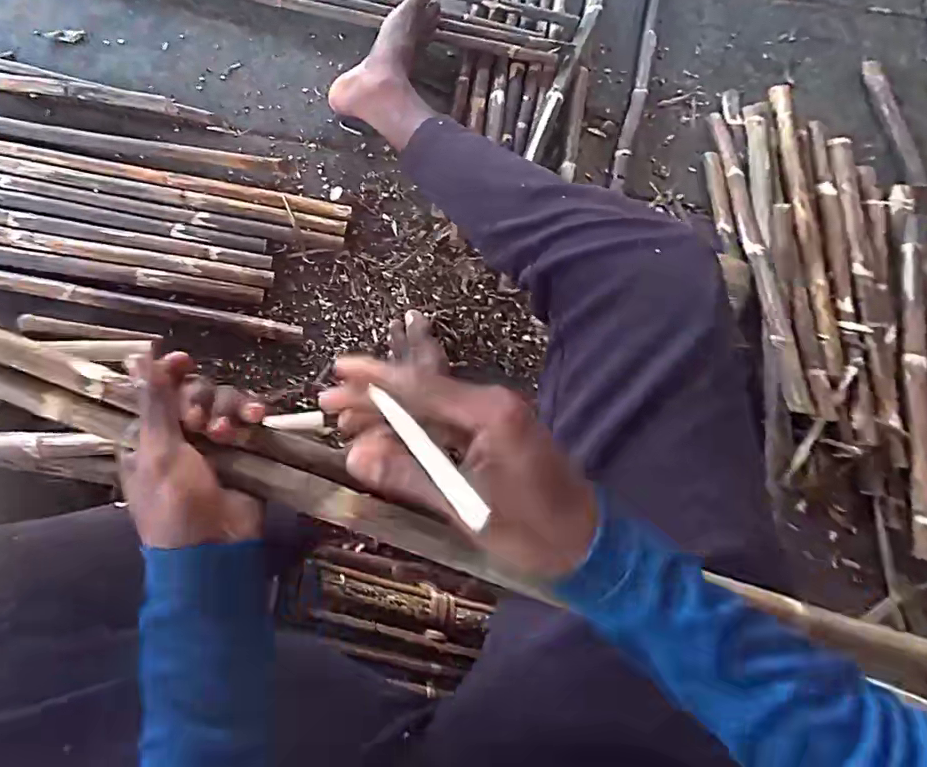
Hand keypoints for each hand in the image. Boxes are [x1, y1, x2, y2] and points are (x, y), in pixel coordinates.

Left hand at [118, 352, 263, 548]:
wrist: (215, 552)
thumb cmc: (173, 503)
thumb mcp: (157, 450)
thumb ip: (153, 401)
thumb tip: (137, 355)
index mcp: (148, 434)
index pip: (158, 389)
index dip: (170, 372)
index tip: (183, 361)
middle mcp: (178, 433)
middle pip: (193, 390)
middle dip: (198, 401)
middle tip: (199, 423)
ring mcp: (211, 441)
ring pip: (222, 401)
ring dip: (225, 410)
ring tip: (225, 433)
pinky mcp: (241, 450)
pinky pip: (246, 419)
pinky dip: (250, 414)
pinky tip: (255, 418)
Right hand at [319, 321, 596, 582]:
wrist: (597, 556)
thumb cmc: (536, 533)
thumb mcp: (466, 507)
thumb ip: (408, 476)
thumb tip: (354, 457)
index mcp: (489, 413)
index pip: (419, 386)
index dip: (374, 379)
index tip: (338, 370)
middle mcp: (489, 404)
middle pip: (417, 392)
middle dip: (371, 398)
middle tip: (329, 404)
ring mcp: (491, 417)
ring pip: (424, 407)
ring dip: (385, 417)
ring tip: (347, 427)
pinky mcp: (490, 434)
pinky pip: (438, 424)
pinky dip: (407, 432)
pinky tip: (381, 440)